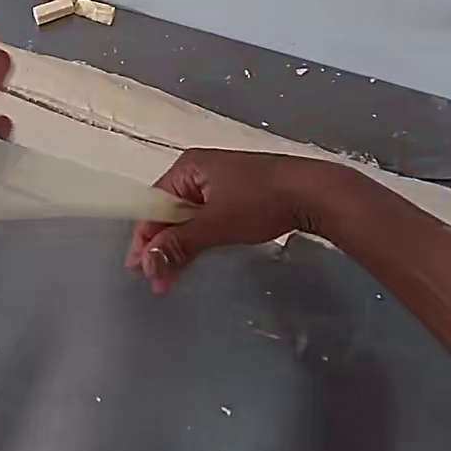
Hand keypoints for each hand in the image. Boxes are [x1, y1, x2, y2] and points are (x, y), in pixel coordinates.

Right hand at [124, 149, 353, 293]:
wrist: (310, 192)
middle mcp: (199, 170)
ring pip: (188, 216)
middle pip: (169, 210)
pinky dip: (198, 238)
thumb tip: (147, 263)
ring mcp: (218, 181)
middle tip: (157, 282)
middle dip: (161, 246)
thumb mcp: (216, 224)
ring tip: (172, 277)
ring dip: (179, 245)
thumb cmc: (260, 201)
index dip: (144, 238)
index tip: (139, 271)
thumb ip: (180, 244)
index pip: (153, 203)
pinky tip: (196, 257)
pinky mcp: (235, 193)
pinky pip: (206, 217)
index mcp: (189, 167)